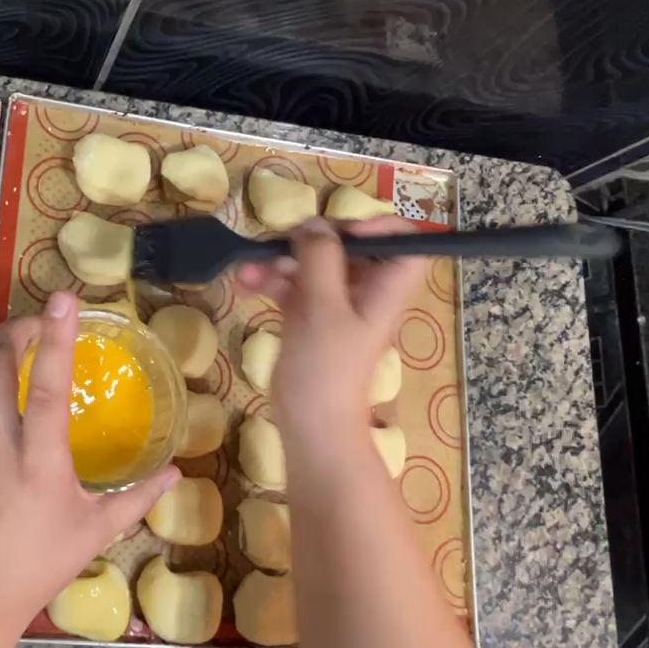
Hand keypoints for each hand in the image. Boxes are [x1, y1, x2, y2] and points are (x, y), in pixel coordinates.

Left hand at [0, 291, 176, 635]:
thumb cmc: (39, 564)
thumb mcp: (96, 532)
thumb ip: (137, 497)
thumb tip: (176, 471)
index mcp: (40, 462)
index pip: (49, 389)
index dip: (58, 340)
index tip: (64, 300)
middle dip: (17, 334)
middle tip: (39, 326)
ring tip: (11, 349)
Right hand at [235, 216, 428, 434]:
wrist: (310, 424)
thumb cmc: (327, 368)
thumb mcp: (324, 307)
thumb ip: (320, 258)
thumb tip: (312, 223)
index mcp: (384, 288)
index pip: (403, 242)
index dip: (378, 227)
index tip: (340, 230)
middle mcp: (363, 291)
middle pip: (347, 246)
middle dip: (309, 240)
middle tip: (282, 242)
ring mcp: (333, 304)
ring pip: (311, 264)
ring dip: (279, 261)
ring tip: (247, 269)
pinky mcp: (305, 317)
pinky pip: (290, 285)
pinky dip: (269, 280)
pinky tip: (244, 284)